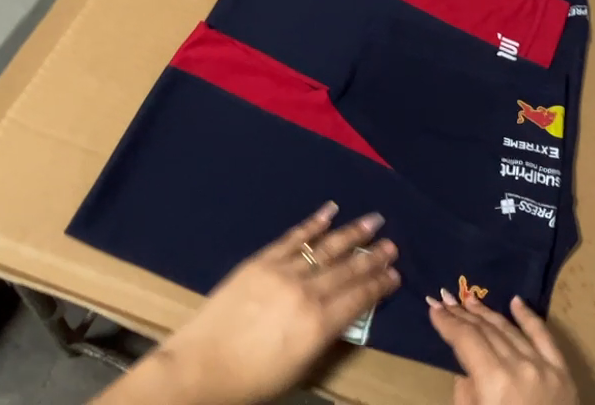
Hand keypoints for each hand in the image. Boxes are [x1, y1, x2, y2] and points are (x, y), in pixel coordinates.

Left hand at [98, 202, 399, 404]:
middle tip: (392, 244)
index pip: (359, 298)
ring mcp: (283, 272)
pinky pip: (293, 238)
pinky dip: (313, 224)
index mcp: (319, 324)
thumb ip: (323, 337)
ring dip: (352, 234)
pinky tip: (329, 212)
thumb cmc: (250, 382)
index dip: (379, 285)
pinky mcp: (261, 261)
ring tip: (373, 221)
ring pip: (326, 247)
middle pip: (348, 270)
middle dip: (373, 257)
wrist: (198, 369)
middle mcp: (307, 292)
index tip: (395, 274)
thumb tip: (342, 315)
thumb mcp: (298, 368)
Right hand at [428, 290, 577, 404]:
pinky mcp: (563, 374)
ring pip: (510, 330)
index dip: (448, 324)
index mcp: (494, 382)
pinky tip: (516, 302)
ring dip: (488, 313)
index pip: (466, 341)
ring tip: (469, 300)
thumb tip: (466, 373)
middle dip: (462, 314)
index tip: (433, 308)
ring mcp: (543, 367)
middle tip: (445, 298)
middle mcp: (519, 366)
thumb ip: (466, 396)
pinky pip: (544, 337)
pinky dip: (528, 317)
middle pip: (486, 331)